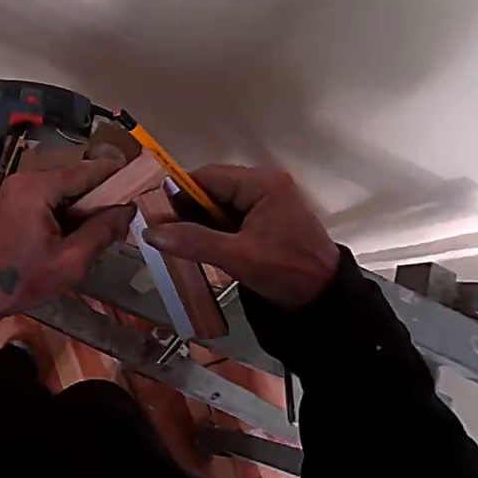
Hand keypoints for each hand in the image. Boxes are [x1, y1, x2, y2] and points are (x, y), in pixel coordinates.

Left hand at [0, 155, 133, 404]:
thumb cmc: (23, 280)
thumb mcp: (71, 261)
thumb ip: (102, 232)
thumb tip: (128, 210)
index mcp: (37, 187)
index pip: (87, 170)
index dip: (116, 173)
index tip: (141, 177)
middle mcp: (26, 178)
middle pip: (76, 176)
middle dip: (101, 193)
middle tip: (126, 212)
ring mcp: (17, 188)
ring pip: (64, 187)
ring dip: (85, 203)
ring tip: (108, 223)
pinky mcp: (15, 200)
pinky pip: (51, 196)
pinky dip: (68, 208)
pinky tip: (82, 228)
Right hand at [141, 165, 340, 309]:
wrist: (326, 301)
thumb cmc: (288, 272)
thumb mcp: (238, 257)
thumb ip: (194, 241)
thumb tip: (152, 232)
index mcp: (262, 183)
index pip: (207, 176)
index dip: (178, 192)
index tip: (155, 213)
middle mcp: (264, 185)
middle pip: (211, 189)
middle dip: (187, 211)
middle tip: (163, 232)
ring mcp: (265, 203)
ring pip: (217, 206)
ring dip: (198, 223)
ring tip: (177, 242)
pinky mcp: (265, 221)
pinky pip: (229, 218)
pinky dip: (212, 231)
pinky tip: (199, 246)